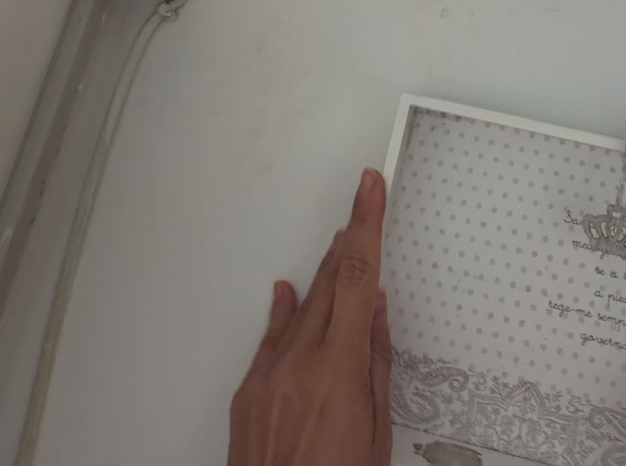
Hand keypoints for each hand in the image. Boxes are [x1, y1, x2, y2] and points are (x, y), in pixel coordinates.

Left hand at [229, 168, 392, 465]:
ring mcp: (268, 376)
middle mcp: (298, 363)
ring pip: (302, 305)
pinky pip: (270, 336)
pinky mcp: (248, 392)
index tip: (369, 190)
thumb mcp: (376, 435)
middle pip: (330, 281)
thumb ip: (376, 365)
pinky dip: (284, 310)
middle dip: (349, 240)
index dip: (366, 224)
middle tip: (362, 207)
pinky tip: (287, 290)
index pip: (359, 276)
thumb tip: (377, 312)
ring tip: (341, 245)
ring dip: (325, 272)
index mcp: (339, 369)